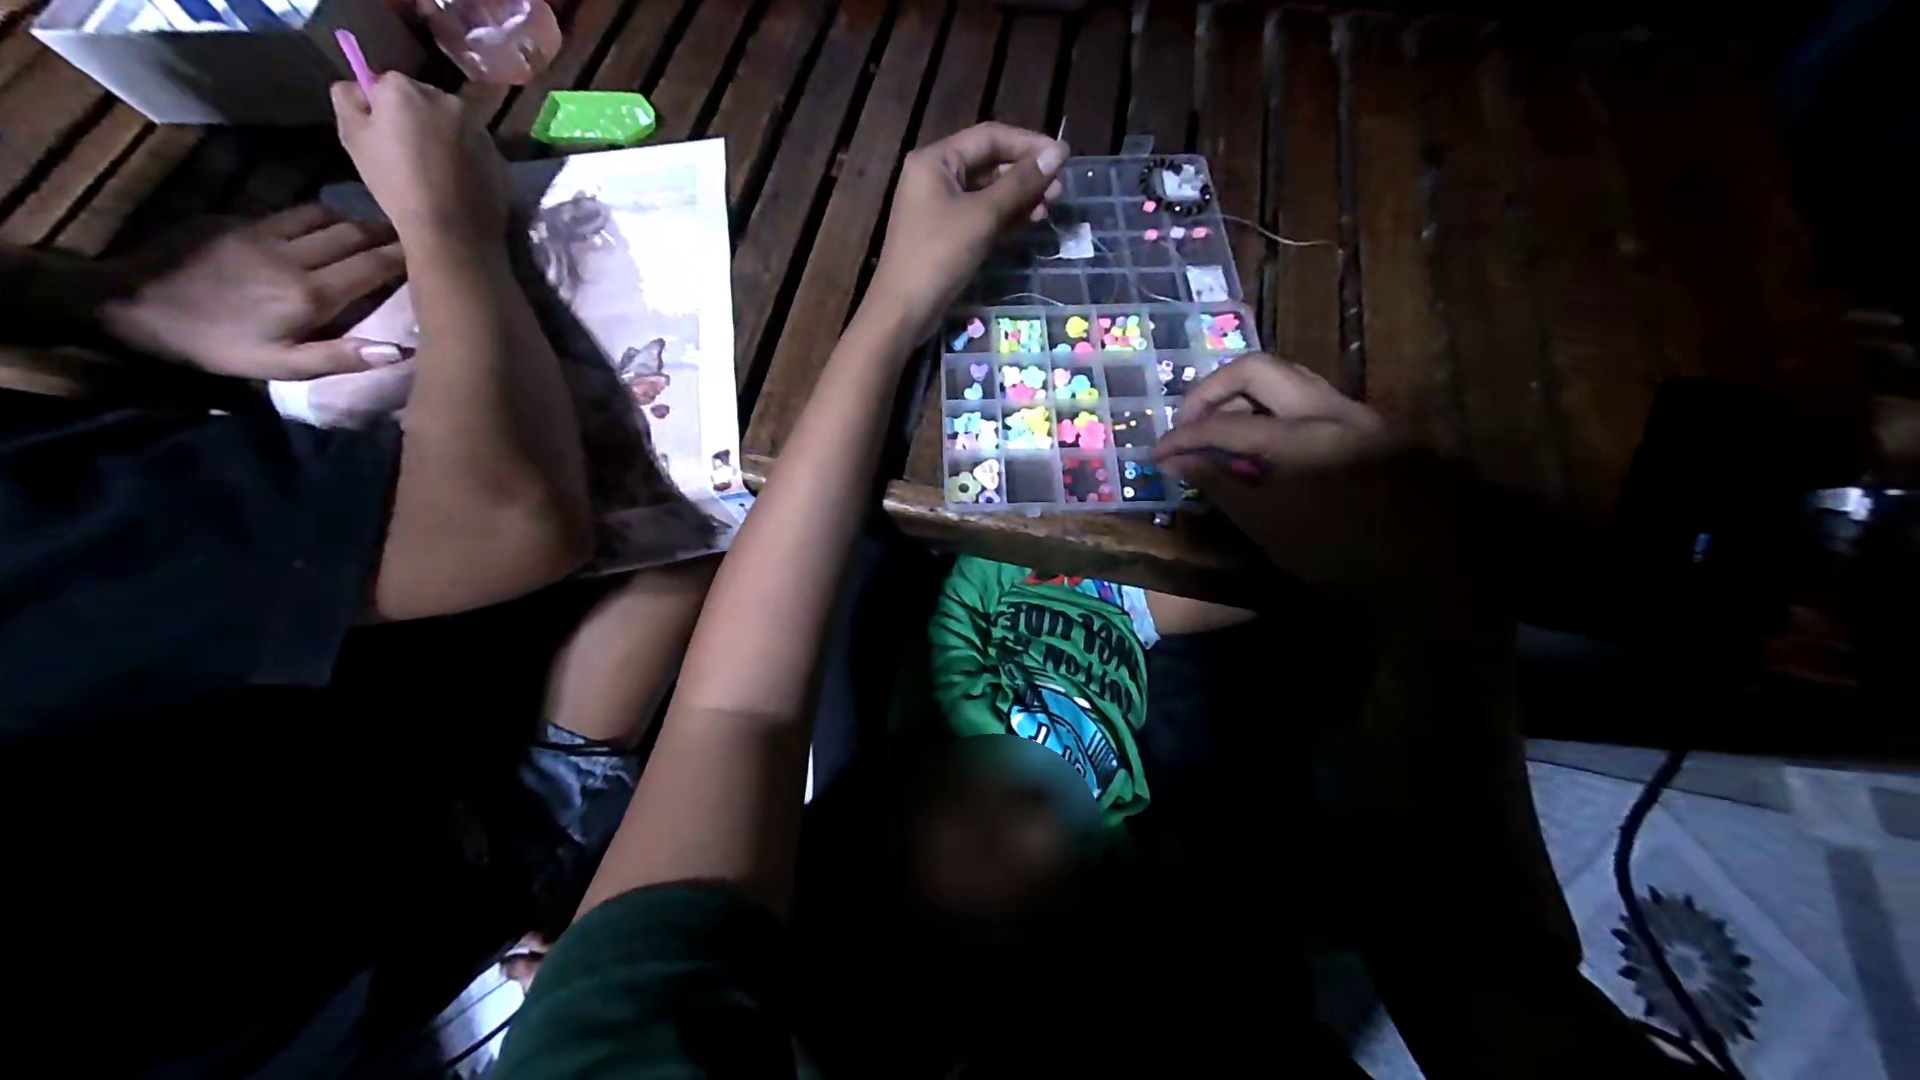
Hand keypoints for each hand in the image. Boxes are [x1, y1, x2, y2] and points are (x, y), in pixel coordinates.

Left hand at [100, 204, 407, 378]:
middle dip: (389, 233)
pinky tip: (330, 226)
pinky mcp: (235, 224)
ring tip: (380, 228)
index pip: (373, 266)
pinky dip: (321, 217)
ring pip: (325, 216)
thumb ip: (341, 357)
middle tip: (418, 237)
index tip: (437, 256)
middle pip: (354, 234)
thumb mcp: (282, 365)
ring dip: (358, 220)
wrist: (128, 307)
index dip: (408, 258)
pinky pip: (290, 213)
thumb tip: (398, 351)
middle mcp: (292, 257)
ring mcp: (260, 235)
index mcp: (311, 294)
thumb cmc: (216, 345)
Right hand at [331, 73, 508, 245]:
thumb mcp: (352, 136)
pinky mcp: (501, 158)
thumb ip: (349, 98)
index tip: (384, 134)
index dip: (383, 107)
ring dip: (445, 137)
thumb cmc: (397, 184)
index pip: (387, 83)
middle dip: (417, 118)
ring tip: (437, 170)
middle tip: (411, 154)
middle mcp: (449, 102)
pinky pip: (476, 149)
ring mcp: (481, 131)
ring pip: (454, 124)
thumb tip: (361, 88)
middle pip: (426, 101)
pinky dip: (467, 157)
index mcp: (407, 90)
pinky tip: (459, 181)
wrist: (455, 230)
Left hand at [865, 122, 1066, 336]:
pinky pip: (979, 215)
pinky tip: (1028, 222)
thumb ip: (1020, 184)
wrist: (904, 310)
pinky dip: (1004, 216)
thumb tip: (1056, 156)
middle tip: (1060, 190)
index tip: (1063, 157)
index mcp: (935, 160)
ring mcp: (938, 207)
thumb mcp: (983, 216)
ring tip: (1049, 208)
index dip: (1029, 144)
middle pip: (988, 164)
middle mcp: (934, 177)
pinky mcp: (944, 234)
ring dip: (1019, 197)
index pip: (989, 137)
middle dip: (1025, 174)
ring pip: (986, 192)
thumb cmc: (939, 256)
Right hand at [1153, 354, 1477, 617]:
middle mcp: (1330, 409)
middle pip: (1256, 367)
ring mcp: (1352, 410)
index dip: (1182, 438)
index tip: (1157, 454)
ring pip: (1284, 374)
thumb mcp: (1265, 524)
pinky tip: (1257, 437)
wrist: (1421, 571)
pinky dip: (1269, 405)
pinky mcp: (1362, 420)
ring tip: (1217, 426)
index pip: (1225, 425)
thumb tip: (1175, 461)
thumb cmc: (1336, 555)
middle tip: (1188, 424)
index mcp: (1303, 439)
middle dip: (1210, 391)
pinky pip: (1304, 394)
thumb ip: (1218, 483)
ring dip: (1241, 393)